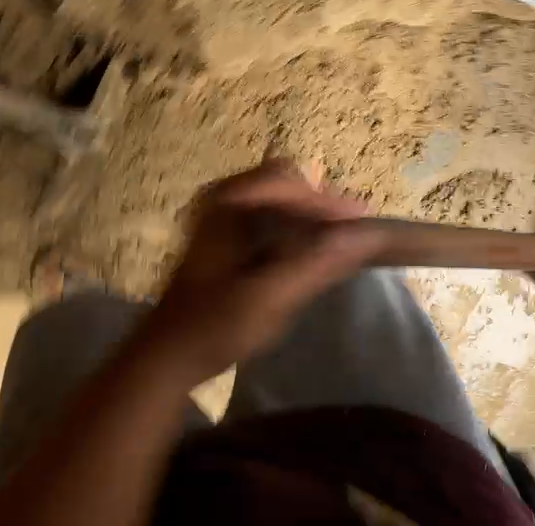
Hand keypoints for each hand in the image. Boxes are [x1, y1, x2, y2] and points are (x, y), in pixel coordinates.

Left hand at [133, 159, 384, 383]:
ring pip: (278, 199)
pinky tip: (309, 254)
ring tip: (340, 244)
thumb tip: (366, 235)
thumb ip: (317, 263)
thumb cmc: (215, 325)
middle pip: (285, 183)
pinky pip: (268, 215)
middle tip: (354, 234)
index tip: (363, 222)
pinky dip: (293, 228)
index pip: (287, 180)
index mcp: (226, 200)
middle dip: (320, 206)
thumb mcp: (270, 297)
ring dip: (309, 218)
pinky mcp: (222, 232)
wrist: (167, 355)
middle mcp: (220, 195)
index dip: (327, 200)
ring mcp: (218, 211)